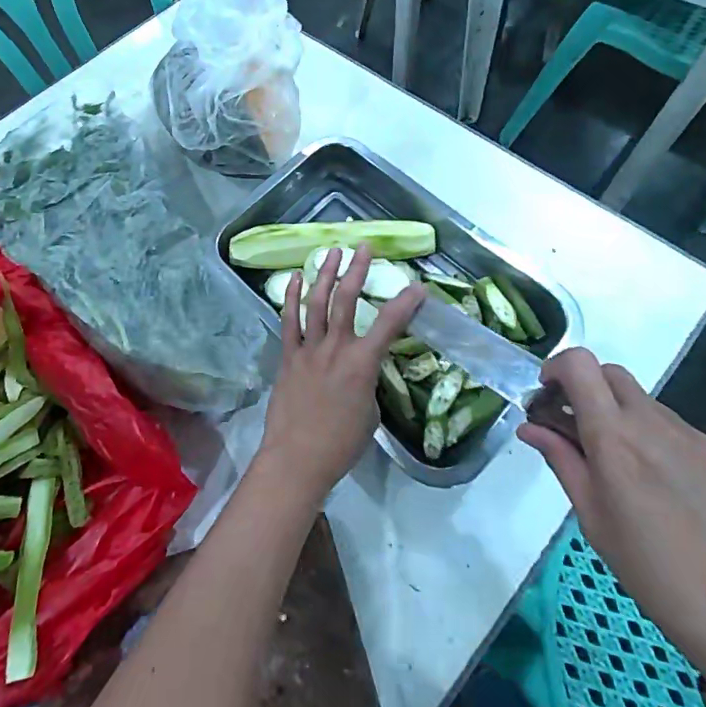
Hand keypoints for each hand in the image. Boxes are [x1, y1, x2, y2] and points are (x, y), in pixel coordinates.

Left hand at [255, 245, 421, 498]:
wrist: (298, 458)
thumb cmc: (341, 444)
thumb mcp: (369, 412)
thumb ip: (368, 382)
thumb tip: (363, 369)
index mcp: (362, 364)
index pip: (389, 324)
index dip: (406, 302)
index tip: (418, 286)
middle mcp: (335, 349)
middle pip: (346, 300)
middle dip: (357, 270)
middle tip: (364, 247)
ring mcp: (308, 350)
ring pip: (316, 304)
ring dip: (325, 274)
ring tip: (332, 252)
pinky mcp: (288, 357)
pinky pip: (289, 322)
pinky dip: (292, 299)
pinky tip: (296, 279)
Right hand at [519, 349, 705, 688]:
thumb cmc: (660, 581)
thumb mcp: (596, 524)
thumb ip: (564, 464)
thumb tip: (533, 427)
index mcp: (616, 439)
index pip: (579, 364)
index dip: (558, 368)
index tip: (551, 397)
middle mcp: (661, 426)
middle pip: (616, 377)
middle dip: (592, 394)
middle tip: (588, 438)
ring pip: (658, 414)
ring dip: (637, 431)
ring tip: (646, 489)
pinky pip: (700, 447)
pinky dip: (681, 460)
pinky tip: (695, 511)